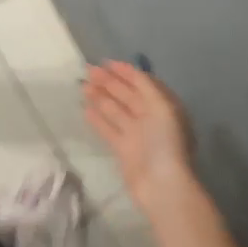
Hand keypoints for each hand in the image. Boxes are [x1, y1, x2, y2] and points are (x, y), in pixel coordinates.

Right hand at [83, 60, 194, 209]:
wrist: (160, 183)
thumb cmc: (164, 142)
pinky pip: (108, 129)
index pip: (143, 83)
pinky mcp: (123, 150)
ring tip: (82, 86)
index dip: (126, 72)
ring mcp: (137, 135)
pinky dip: (97, 118)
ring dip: (100, 97)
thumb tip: (129, 71)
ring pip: (115, 111)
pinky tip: (85, 109)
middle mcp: (151, 119)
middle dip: (109, 82)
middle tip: (88, 70)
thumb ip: (146, 87)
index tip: (106, 63)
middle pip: (127, 95)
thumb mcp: (162, 107)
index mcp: (164, 107)